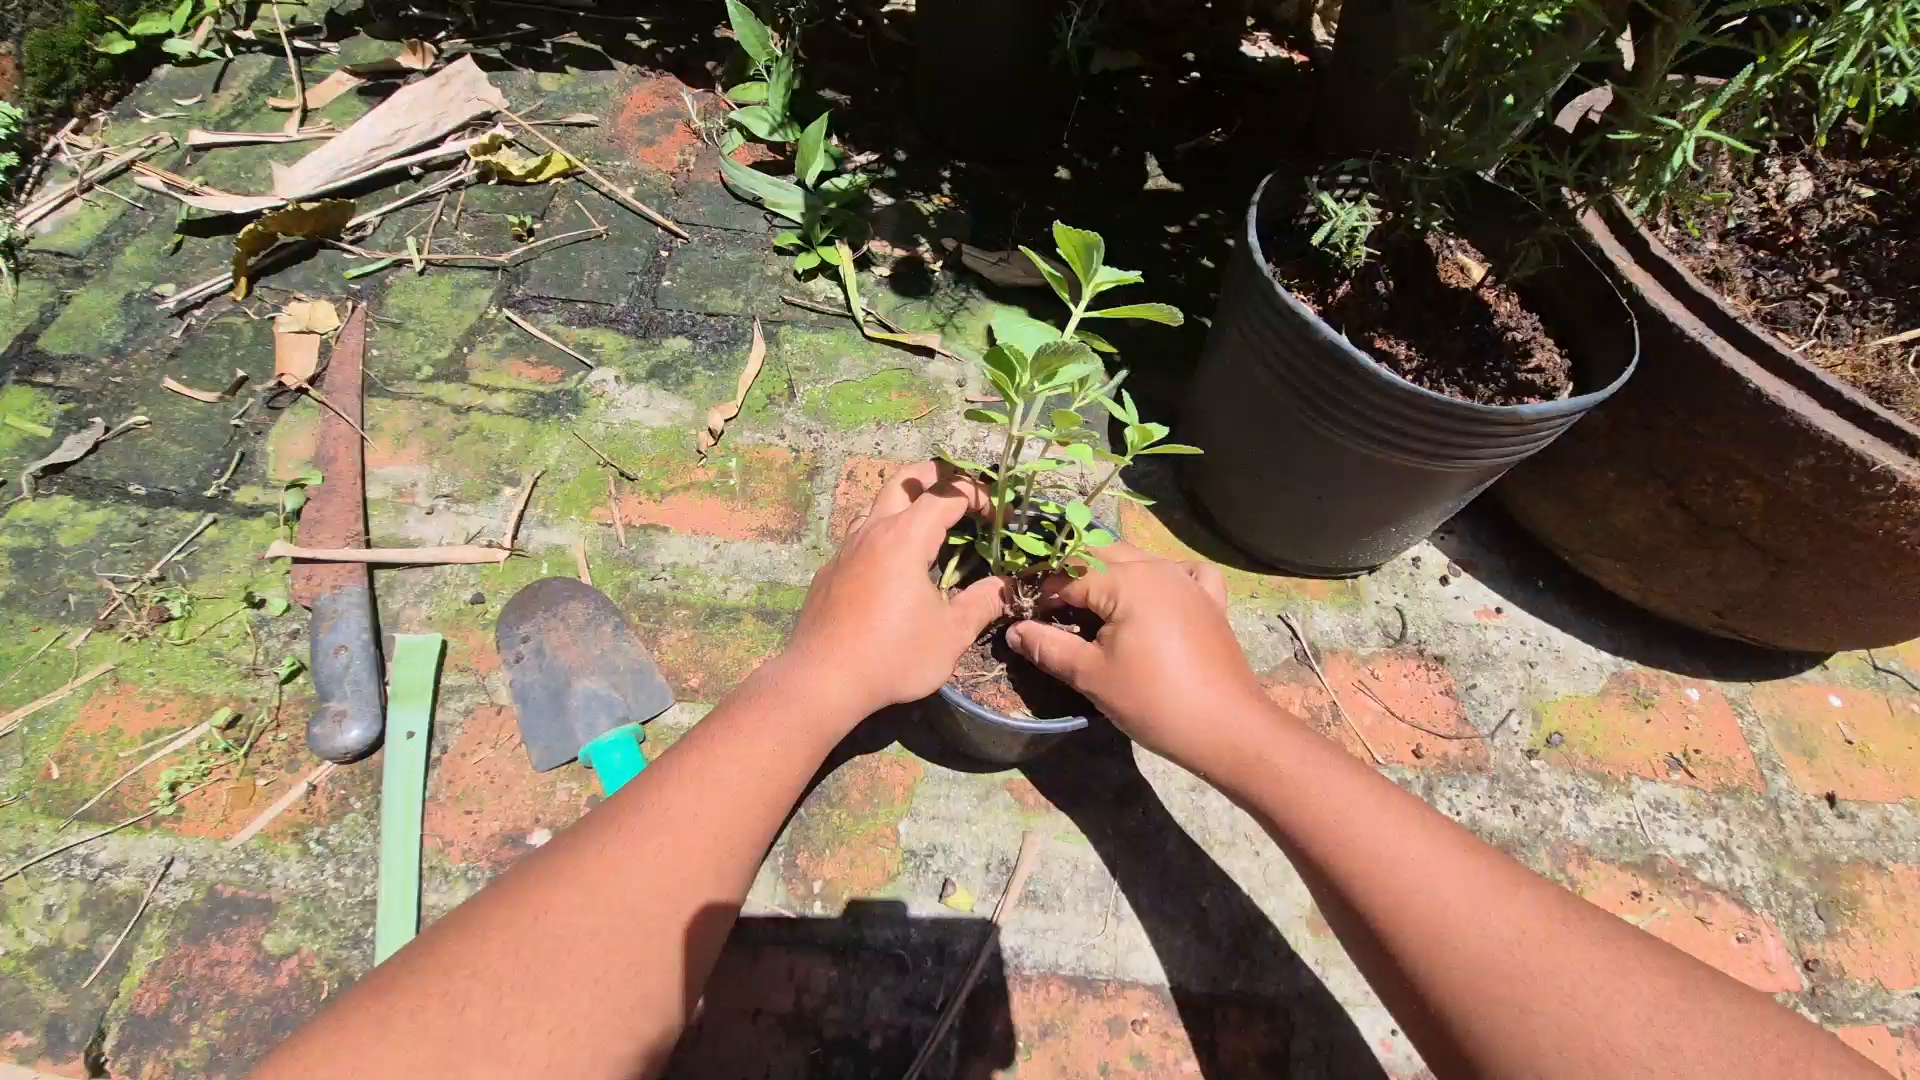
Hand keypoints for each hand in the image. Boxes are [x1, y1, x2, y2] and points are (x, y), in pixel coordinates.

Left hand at [780, 461, 1007, 718]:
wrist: (822, 680)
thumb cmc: (892, 654)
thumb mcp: (951, 634)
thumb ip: (981, 604)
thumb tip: (1003, 586)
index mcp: (905, 538)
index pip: (946, 495)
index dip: (977, 496)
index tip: (997, 515)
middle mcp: (873, 532)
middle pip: (904, 480)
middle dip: (936, 476)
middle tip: (960, 489)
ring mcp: (846, 549)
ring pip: (877, 506)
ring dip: (905, 504)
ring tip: (928, 527)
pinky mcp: (830, 571)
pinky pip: (860, 537)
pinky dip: (884, 536)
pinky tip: (893, 568)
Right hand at [1006, 544, 1263, 765]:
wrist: (1228, 729)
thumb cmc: (1154, 701)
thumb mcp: (1090, 675)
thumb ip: (1048, 646)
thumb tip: (1015, 630)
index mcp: (1126, 580)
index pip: (1070, 574)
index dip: (1042, 592)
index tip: (1024, 613)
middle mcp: (1157, 567)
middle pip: (1102, 553)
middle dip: (1071, 572)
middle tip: (1051, 605)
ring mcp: (1188, 580)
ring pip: (1139, 558)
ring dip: (1109, 570)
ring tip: (1090, 601)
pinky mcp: (1210, 599)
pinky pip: (1183, 571)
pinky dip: (1163, 574)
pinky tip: (1155, 595)